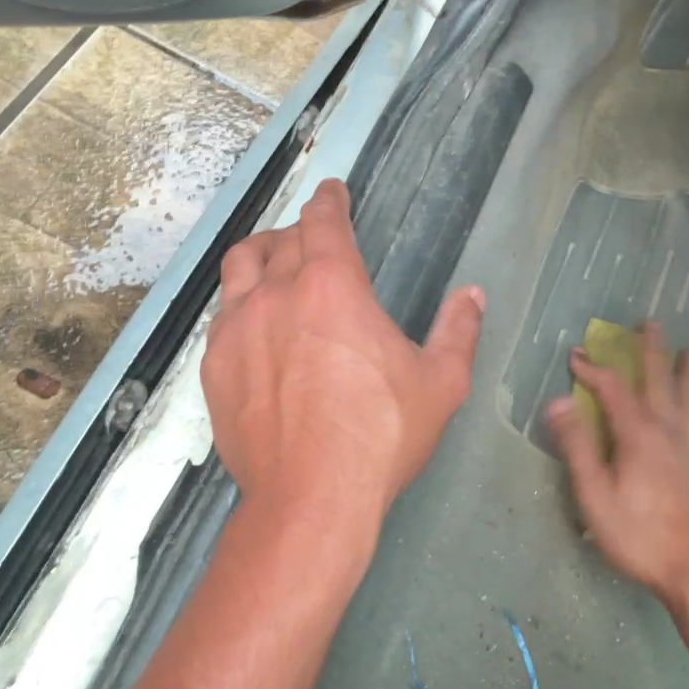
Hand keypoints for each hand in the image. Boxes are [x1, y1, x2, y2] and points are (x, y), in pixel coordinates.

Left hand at [203, 178, 485, 524]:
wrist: (310, 498)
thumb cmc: (382, 434)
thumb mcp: (440, 383)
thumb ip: (458, 331)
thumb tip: (474, 296)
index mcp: (333, 286)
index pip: (325, 222)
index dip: (330, 200)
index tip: (333, 190)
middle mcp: (277, 294)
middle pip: (279, 239)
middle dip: (298, 228)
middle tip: (312, 235)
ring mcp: (237, 329)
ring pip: (239, 268)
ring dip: (261, 256)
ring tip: (275, 265)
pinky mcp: (214, 366)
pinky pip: (222, 315)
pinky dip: (241, 304)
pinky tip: (255, 326)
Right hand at [548, 323, 688, 602]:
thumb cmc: (636, 533)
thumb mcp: (594, 492)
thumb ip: (577, 445)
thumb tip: (559, 400)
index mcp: (637, 434)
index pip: (613, 389)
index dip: (593, 369)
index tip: (575, 354)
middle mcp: (667, 433)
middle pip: (660, 382)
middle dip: (652, 352)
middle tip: (651, 323)